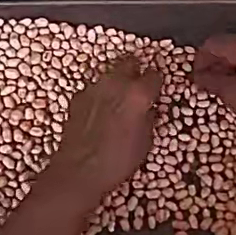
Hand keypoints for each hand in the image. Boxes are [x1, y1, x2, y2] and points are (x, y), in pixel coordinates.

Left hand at [39, 55, 162, 201]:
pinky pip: (95, 88)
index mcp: (138, 94)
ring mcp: (94, 88)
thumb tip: (149, 110)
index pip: (155, 75)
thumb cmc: (118, 160)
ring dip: (117, 81)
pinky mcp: (78, 97)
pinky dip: (101, 94)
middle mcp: (115, 84)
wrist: (78, 171)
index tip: (157, 91)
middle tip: (140, 87)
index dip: (157, 84)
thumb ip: (149, 118)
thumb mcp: (145, 142)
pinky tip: (102, 111)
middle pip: (130, 63)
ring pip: (110, 74)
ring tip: (120, 100)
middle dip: (137, 71)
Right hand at [192, 33, 235, 135]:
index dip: (200, 60)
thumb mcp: (234, 95)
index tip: (197, 75)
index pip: (214, 44)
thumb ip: (212, 82)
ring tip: (225, 86)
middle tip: (208, 82)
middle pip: (230, 44)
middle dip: (216, 62)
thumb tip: (200, 77)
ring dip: (232, 64)